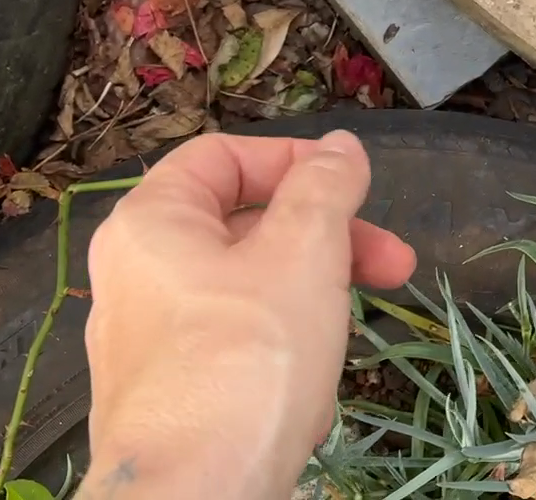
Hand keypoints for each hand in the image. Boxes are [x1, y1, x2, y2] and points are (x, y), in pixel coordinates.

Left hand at [78, 131, 415, 499]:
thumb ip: (327, 185)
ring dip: (323, 282)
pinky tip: (323, 370)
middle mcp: (142, 274)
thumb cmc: (251, 354)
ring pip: (255, 277)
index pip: (223, 155)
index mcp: (153, 225)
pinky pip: (243, 332)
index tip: (352, 184)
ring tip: (369, 314)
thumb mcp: (306, 249)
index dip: (293, 158)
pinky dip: (291, 331)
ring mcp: (156, 337)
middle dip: (331, 232)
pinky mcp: (176, 389)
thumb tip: (342, 146)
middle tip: (393, 260)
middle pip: (250, 219)